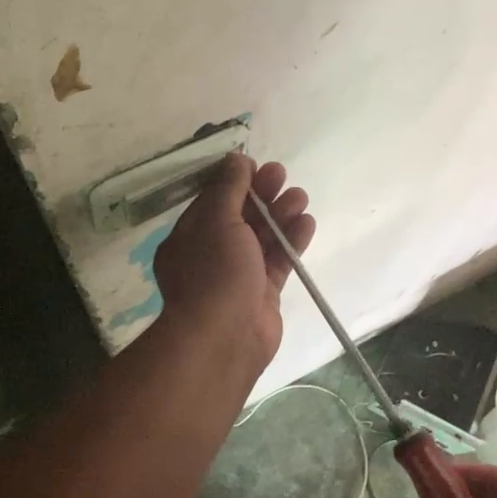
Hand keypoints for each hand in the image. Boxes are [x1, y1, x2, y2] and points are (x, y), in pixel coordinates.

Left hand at [153, 154, 313, 364]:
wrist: (224, 338)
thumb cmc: (213, 272)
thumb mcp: (216, 220)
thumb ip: (229, 189)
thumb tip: (235, 159)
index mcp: (188, 237)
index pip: (212, 201)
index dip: (234, 181)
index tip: (257, 165)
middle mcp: (210, 254)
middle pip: (239, 217)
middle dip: (261, 195)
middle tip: (282, 175)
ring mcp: (237, 275)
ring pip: (261, 238)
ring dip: (281, 215)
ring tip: (301, 197)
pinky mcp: (261, 294)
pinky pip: (278, 261)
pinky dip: (292, 241)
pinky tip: (307, 222)